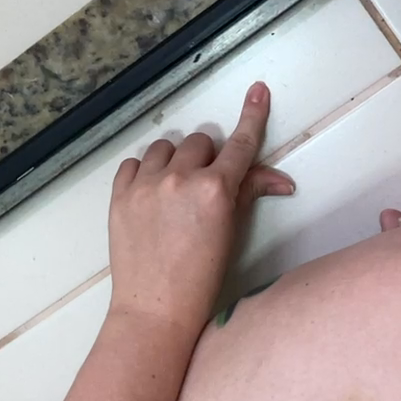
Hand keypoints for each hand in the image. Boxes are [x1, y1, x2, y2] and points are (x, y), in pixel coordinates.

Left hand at [107, 82, 293, 333]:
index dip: (252, 115)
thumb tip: (280, 179)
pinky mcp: (119, 195)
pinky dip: (145, 172)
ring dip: (175, 160)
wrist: (155, 310)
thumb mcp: (233, 232)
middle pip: (200, 141)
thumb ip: (251, 194)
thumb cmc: (203, 277)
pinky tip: (151, 194)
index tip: (257, 90)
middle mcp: (181, 179)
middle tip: (205, 186)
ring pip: (165, 147)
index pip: (240, 144)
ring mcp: (146, 185)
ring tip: (175, 189)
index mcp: (216, 190)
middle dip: (207, 158)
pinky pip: (134, 163)